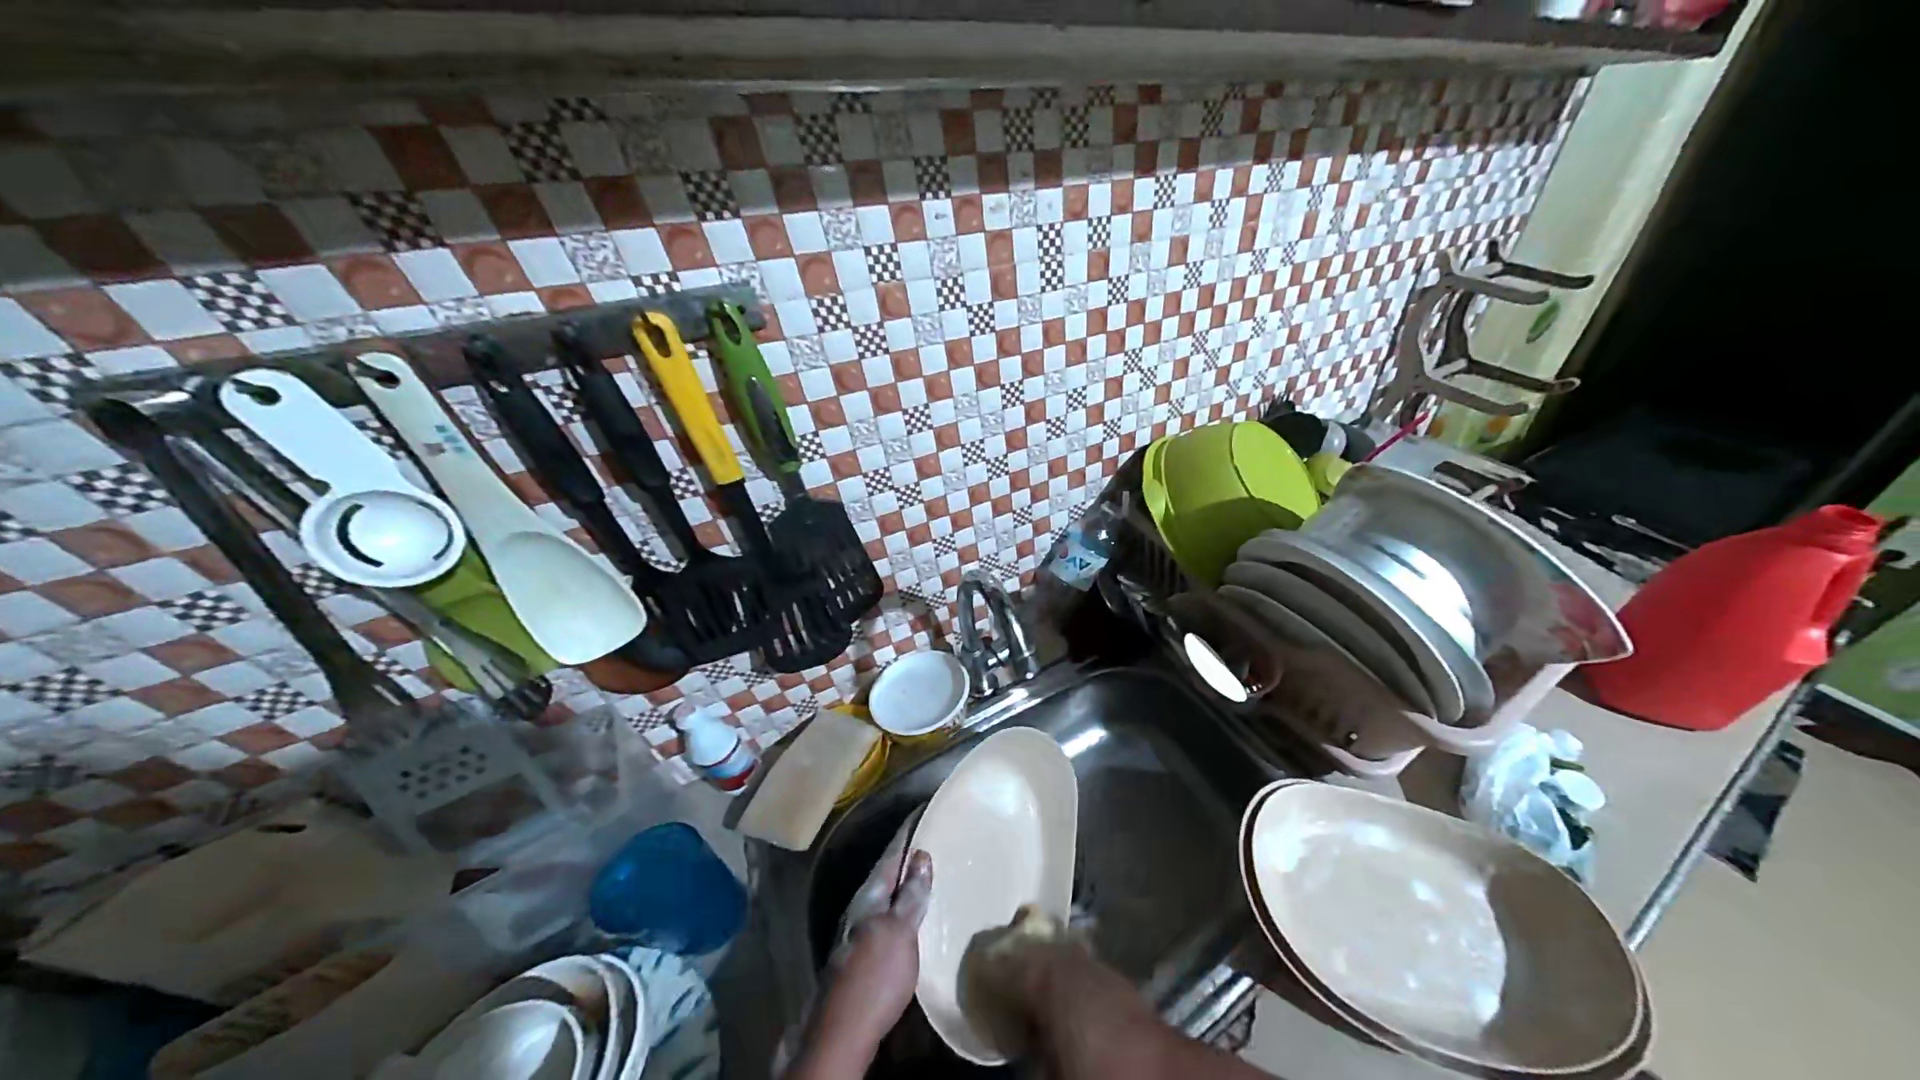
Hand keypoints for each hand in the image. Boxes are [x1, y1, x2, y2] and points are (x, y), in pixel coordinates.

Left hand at [827, 847, 933, 1038]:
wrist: (843, 1029)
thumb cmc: (875, 974)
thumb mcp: (900, 931)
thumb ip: (910, 896)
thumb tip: (920, 856)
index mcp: (868, 897)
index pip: (890, 855)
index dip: (906, 834)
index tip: (921, 812)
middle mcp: (860, 910)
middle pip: (886, 877)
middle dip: (906, 860)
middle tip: (932, 843)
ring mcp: (859, 935)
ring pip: (885, 900)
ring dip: (905, 887)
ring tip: (929, 877)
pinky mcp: (864, 959)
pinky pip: (887, 922)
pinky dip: (903, 912)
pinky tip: (916, 920)